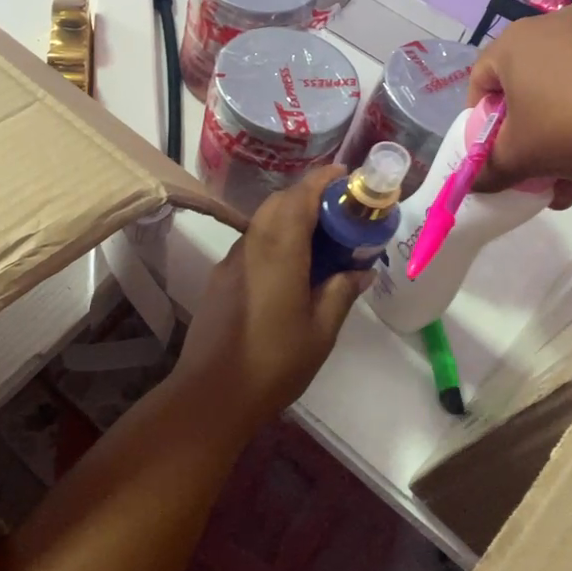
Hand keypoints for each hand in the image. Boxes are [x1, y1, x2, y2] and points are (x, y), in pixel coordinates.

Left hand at [170, 167, 369, 434]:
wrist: (211, 393)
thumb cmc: (273, 363)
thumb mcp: (320, 332)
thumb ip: (340, 293)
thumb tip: (360, 270)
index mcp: (278, 251)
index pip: (299, 197)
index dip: (322, 180)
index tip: (346, 177)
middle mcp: (250, 247)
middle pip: (278, 204)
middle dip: (309, 198)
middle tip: (341, 215)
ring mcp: (230, 263)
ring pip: (262, 224)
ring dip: (290, 220)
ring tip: (322, 242)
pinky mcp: (219, 280)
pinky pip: (251, 246)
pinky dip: (275, 241)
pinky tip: (293, 269)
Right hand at [467, 5, 571, 202]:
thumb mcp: (520, 158)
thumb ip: (489, 170)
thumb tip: (472, 183)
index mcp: (515, 42)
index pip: (480, 80)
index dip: (482, 121)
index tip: (496, 152)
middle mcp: (556, 25)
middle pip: (526, 85)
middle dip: (527, 130)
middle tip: (534, 166)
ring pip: (567, 89)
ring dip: (562, 131)